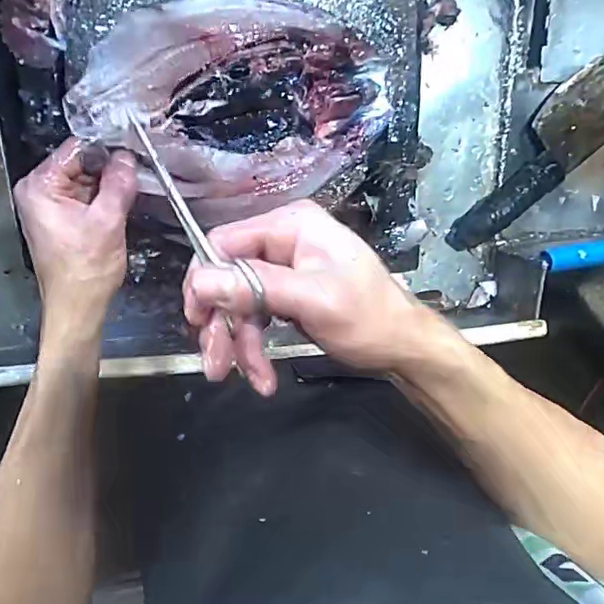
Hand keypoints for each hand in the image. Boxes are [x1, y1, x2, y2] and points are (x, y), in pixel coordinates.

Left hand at [14, 138, 139, 329]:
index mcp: (39, 187)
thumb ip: (118, 182)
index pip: (75, 149)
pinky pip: (84, 197)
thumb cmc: (84, 272)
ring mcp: (47, 206)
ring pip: (84, 180)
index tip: (130, 154)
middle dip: (107, 169)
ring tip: (128, 194)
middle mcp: (37, 192)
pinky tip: (118, 208)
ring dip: (107, 186)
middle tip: (134, 176)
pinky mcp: (59, 219)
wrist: (77, 308)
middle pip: (79, 163)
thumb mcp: (108, 220)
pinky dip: (102, 200)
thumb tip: (127, 157)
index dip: (105, 150)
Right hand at [182, 201, 454, 394]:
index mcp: (290, 226)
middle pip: (226, 279)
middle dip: (223, 325)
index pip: (223, 243)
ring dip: (238, 344)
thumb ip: (255, 287)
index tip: (199, 321)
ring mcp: (283, 268)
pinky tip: (262, 375)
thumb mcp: (312, 301)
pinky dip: (253, 347)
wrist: (404, 347)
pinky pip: (254, 318)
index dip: (205, 282)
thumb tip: (200, 281)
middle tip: (216, 363)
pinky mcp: (285, 294)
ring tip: (251, 377)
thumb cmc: (370, 318)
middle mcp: (282, 241)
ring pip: (237, 305)